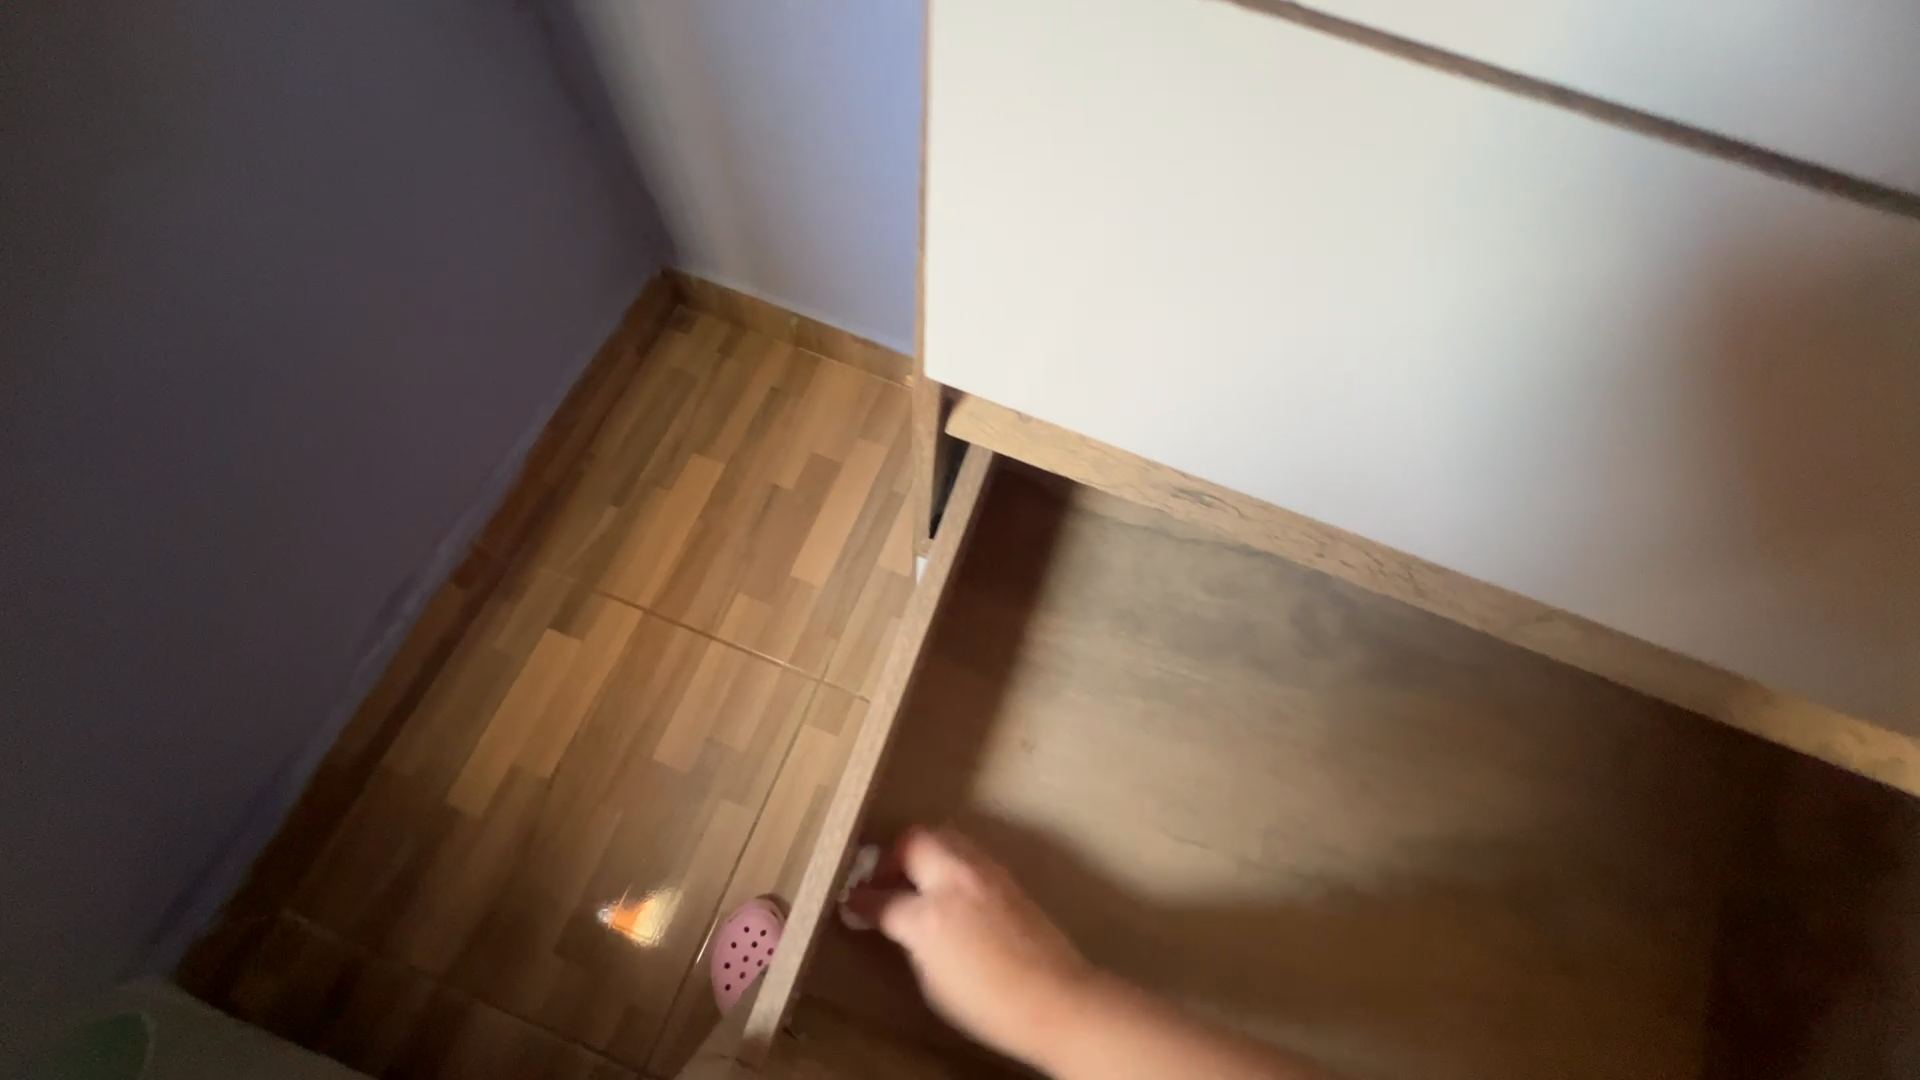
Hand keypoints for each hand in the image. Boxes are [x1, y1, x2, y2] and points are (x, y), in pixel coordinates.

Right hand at [844, 826, 1092, 1065]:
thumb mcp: (933, 981)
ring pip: (942, 836)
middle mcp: (955, 878)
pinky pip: (965, 850)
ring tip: (915, 878)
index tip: (853, 902)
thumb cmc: (988, 1003)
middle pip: (913, 842)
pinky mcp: (1005, 873)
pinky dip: (947, 858)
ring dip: (921, 851)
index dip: (863, 901)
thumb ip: (911, 941)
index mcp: (930, 915)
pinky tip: (947, 885)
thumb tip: (900, 922)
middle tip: (884, 881)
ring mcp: (983, 870)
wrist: (1054, 997)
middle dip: (892, 857)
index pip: (882, 897)